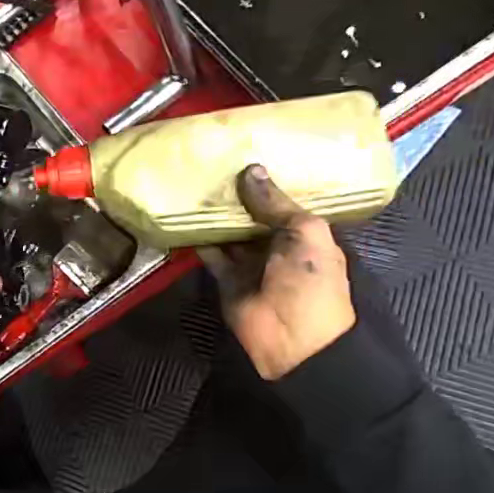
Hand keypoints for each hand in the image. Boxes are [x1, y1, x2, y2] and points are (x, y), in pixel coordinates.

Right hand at [198, 165, 355, 379]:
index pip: (284, 201)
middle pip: (253, 215)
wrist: (294, 339)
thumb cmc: (309, 280)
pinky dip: (198, 237)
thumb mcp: (305, 232)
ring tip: (194, 180)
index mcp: (305, 233)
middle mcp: (277, 245)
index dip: (267, 181)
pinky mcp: (226, 278)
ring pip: (229, 231)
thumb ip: (276, 203)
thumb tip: (251, 170)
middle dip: (236, 194)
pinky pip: (210, 253)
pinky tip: (184, 213)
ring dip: (215, 213)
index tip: (246, 152)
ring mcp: (250, 262)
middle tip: (211, 161)